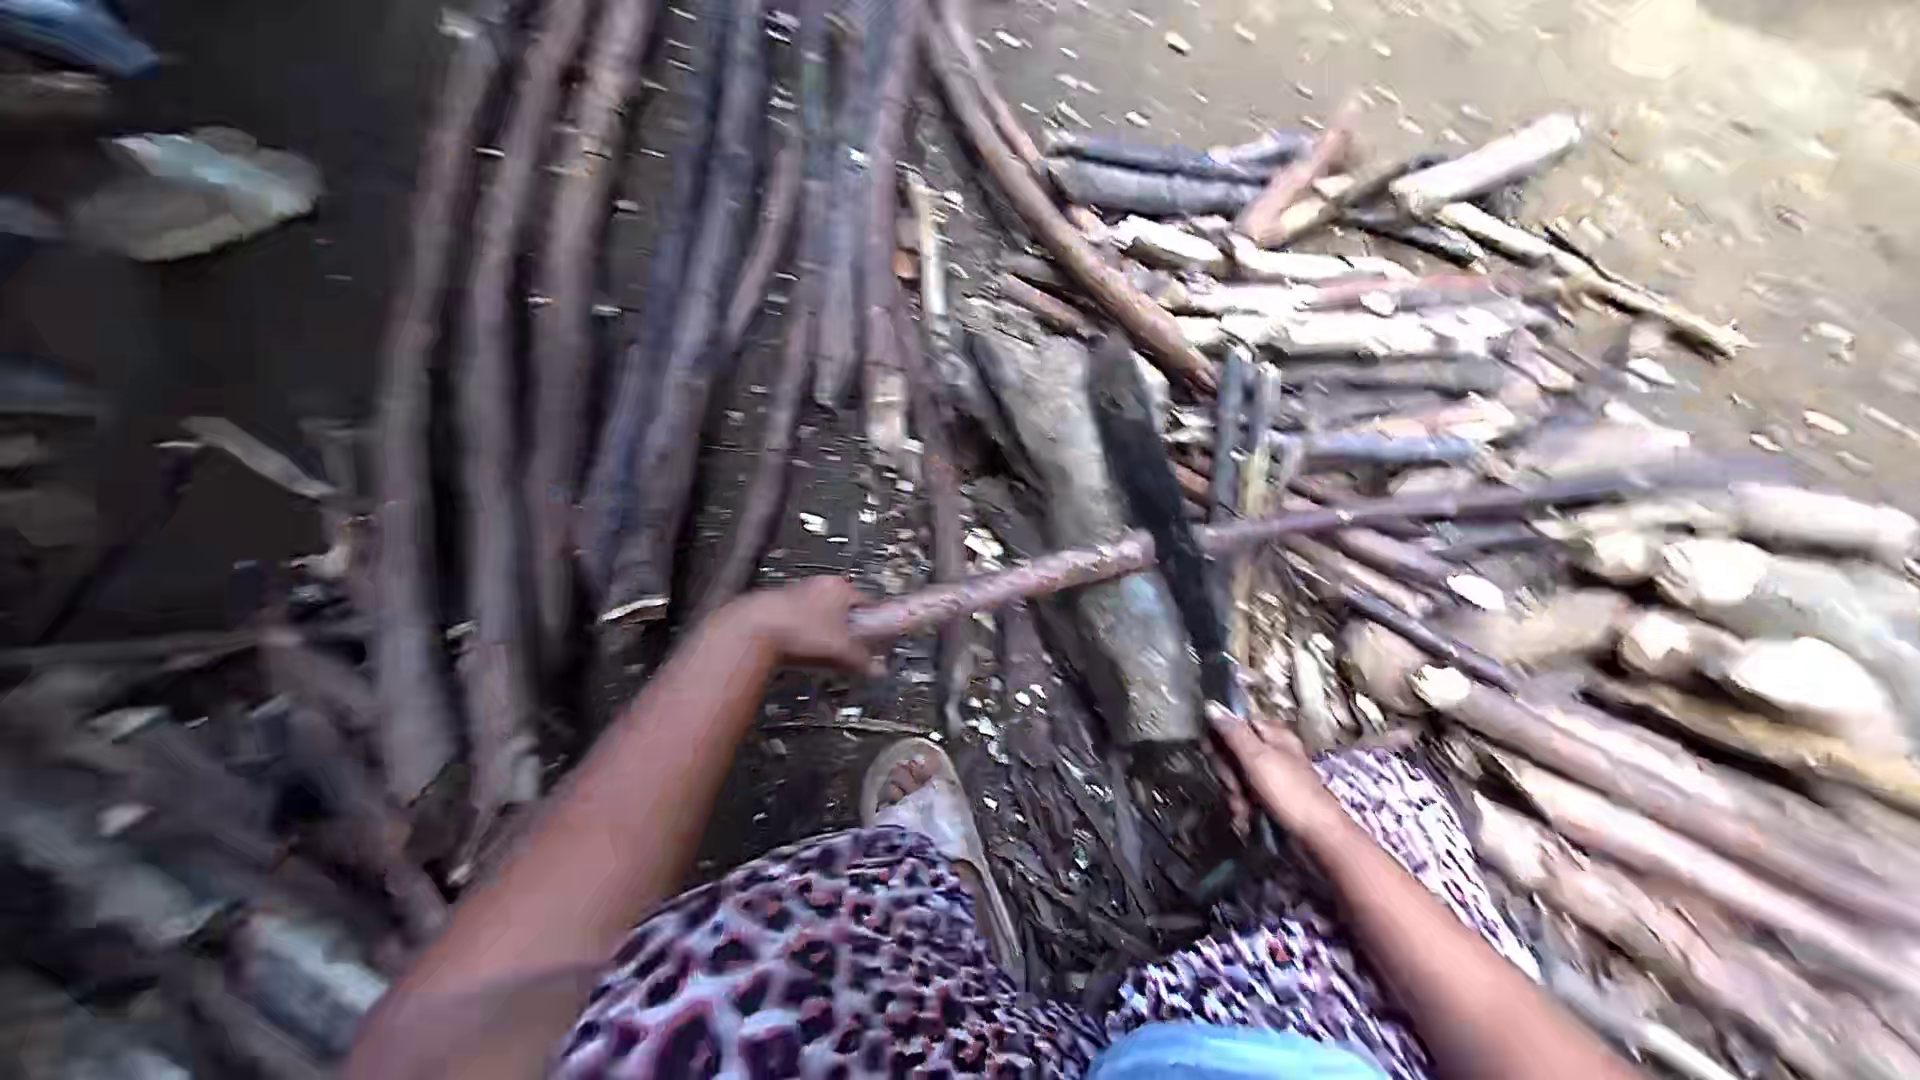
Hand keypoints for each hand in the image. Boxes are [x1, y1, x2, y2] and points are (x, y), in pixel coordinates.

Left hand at [722, 577, 872, 672]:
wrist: (753, 631)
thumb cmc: (798, 630)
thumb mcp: (842, 650)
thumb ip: (864, 660)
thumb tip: (877, 668)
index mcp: (840, 588)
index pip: (868, 602)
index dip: (873, 622)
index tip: (875, 636)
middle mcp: (818, 585)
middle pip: (843, 608)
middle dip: (847, 628)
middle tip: (849, 648)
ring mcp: (795, 593)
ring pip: (820, 613)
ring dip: (824, 630)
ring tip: (822, 652)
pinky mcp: (777, 605)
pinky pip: (799, 620)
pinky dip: (804, 633)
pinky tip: (801, 649)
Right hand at [1207, 703, 1346, 835]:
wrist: (1318, 838)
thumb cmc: (1289, 793)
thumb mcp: (1257, 757)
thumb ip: (1232, 731)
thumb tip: (1210, 705)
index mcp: (1271, 735)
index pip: (1231, 726)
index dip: (1219, 742)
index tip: (1214, 755)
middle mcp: (1270, 752)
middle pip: (1230, 754)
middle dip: (1228, 775)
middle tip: (1237, 787)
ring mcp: (1269, 777)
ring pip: (1233, 779)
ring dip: (1233, 796)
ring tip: (1244, 808)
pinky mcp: (1268, 799)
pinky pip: (1243, 797)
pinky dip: (1241, 808)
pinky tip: (1246, 818)